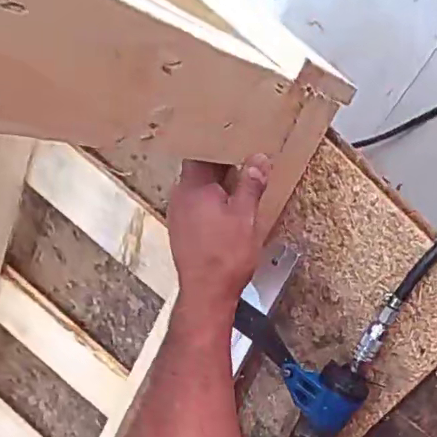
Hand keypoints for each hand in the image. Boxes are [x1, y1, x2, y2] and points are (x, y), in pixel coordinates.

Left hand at [164, 154, 269, 325]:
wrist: (207, 292)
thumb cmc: (226, 256)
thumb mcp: (246, 217)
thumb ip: (251, 186)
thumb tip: (258, 159)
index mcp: (194, 186)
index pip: (202, 153)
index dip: (220, 147)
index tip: (238, 145)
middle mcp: (180, 196)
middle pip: (198, 170)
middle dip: (221, 166)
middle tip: (244, 164)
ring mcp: (178, 214)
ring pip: (197, 189)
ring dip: (216, 187)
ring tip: (239, 189)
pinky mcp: (182, 231)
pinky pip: (196, 207)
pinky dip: (210, 204)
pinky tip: (226, 214)